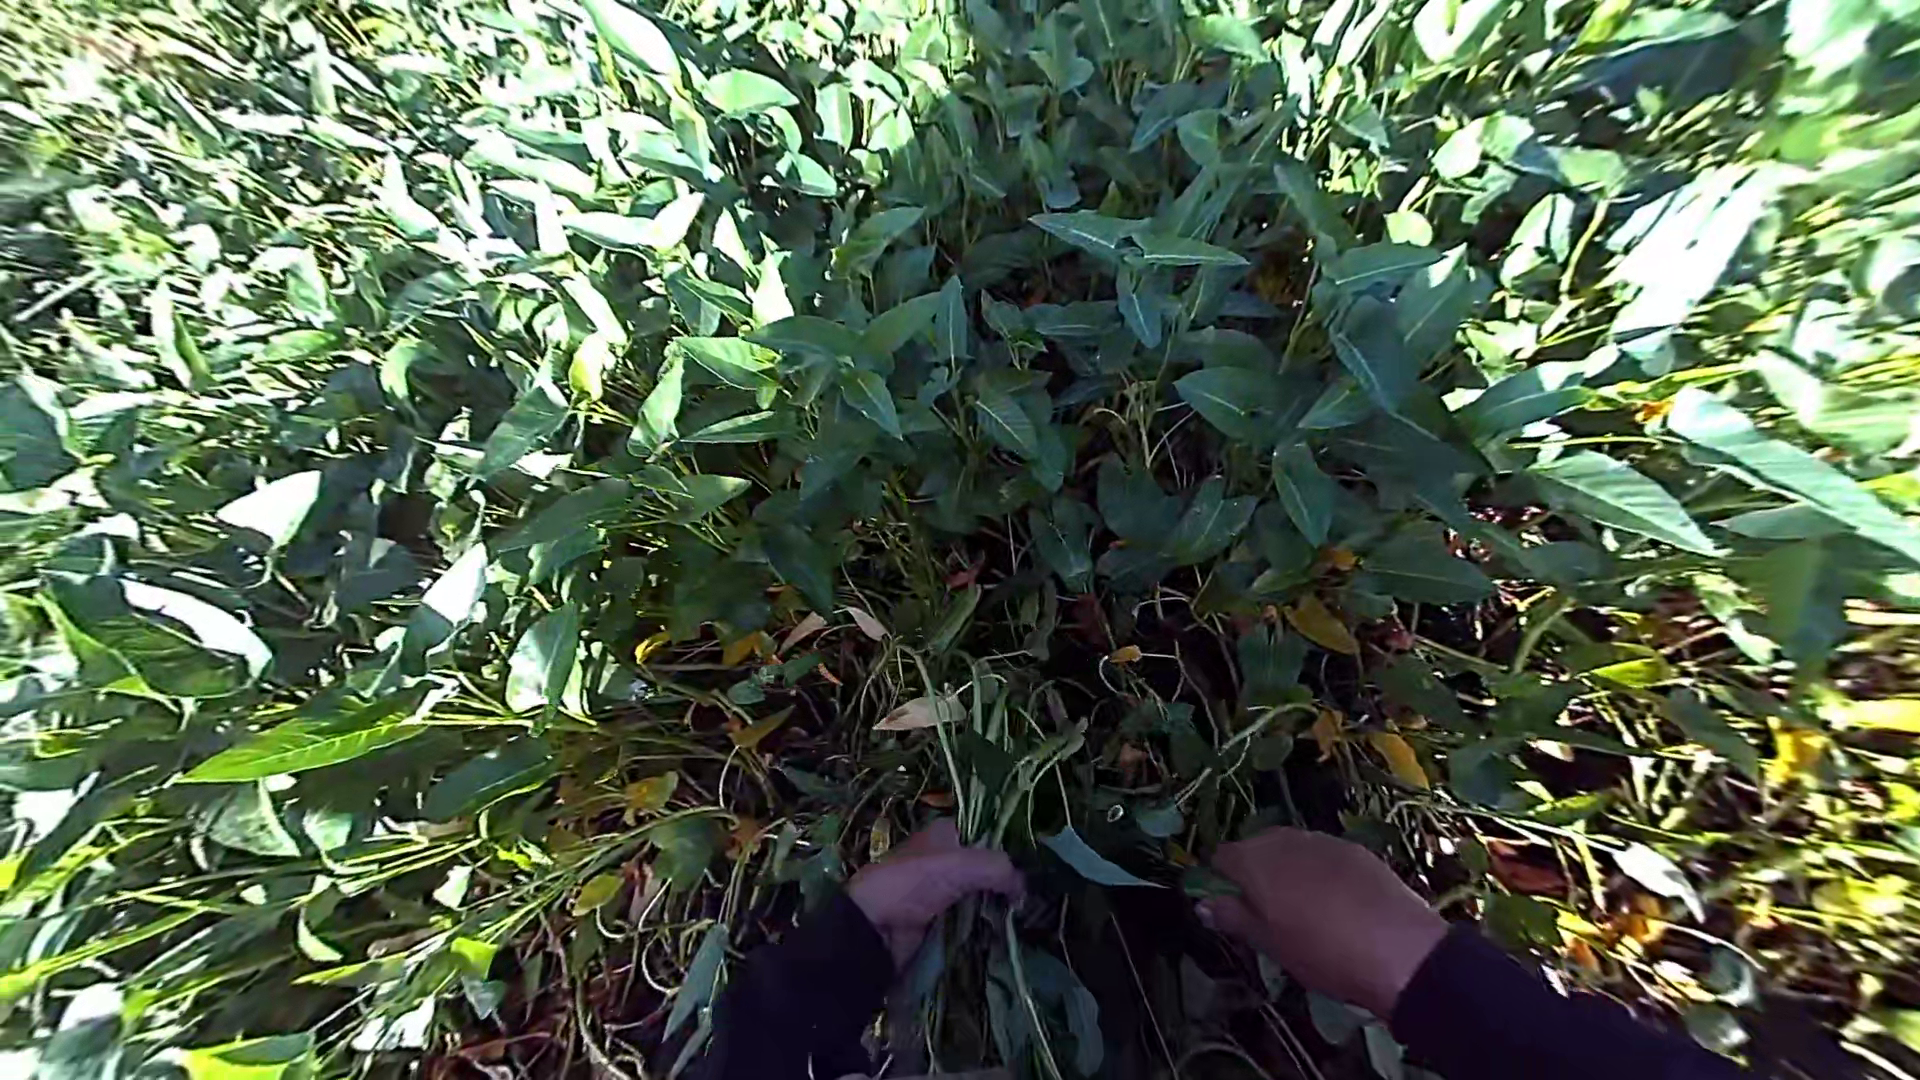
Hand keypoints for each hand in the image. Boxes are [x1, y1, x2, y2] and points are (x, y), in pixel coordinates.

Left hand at [847, 819, 1023, 968]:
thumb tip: (1025, 887)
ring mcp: (941, 887)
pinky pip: (970, 915)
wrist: (873, 928)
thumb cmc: (913, 883)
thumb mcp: (959, 866)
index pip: (987, 831)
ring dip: (997, 904)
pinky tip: (1005, 930)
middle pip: (985, 864)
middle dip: (1006, 879)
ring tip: (1024, 915)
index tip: (1034, 864)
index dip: (1008, 845)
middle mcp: (945, 855)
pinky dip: (984, 922)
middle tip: (1032, 895)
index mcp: (946, 831)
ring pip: (980, 891)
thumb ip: (997, 869)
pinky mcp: (939, 917)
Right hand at [1197, 827, 1447, 1017]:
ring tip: (1309, 909)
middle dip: (1257, 873)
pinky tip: (1341, 903)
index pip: (1220, 857)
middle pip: (1255, 848)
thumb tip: (1202, 904)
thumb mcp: (1269, 944)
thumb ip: (1231, 917)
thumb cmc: (1322, 951)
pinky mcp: (1353, 848)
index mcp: (1251, 859)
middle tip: (1273, 912)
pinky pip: (1324, 855)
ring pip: (1290, 849)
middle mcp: (1279, 838)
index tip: (1236, 906)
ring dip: (1290, 870)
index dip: (1223, 880)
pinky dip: (1323, 872)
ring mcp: (1319, 839)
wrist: (1403, 951)